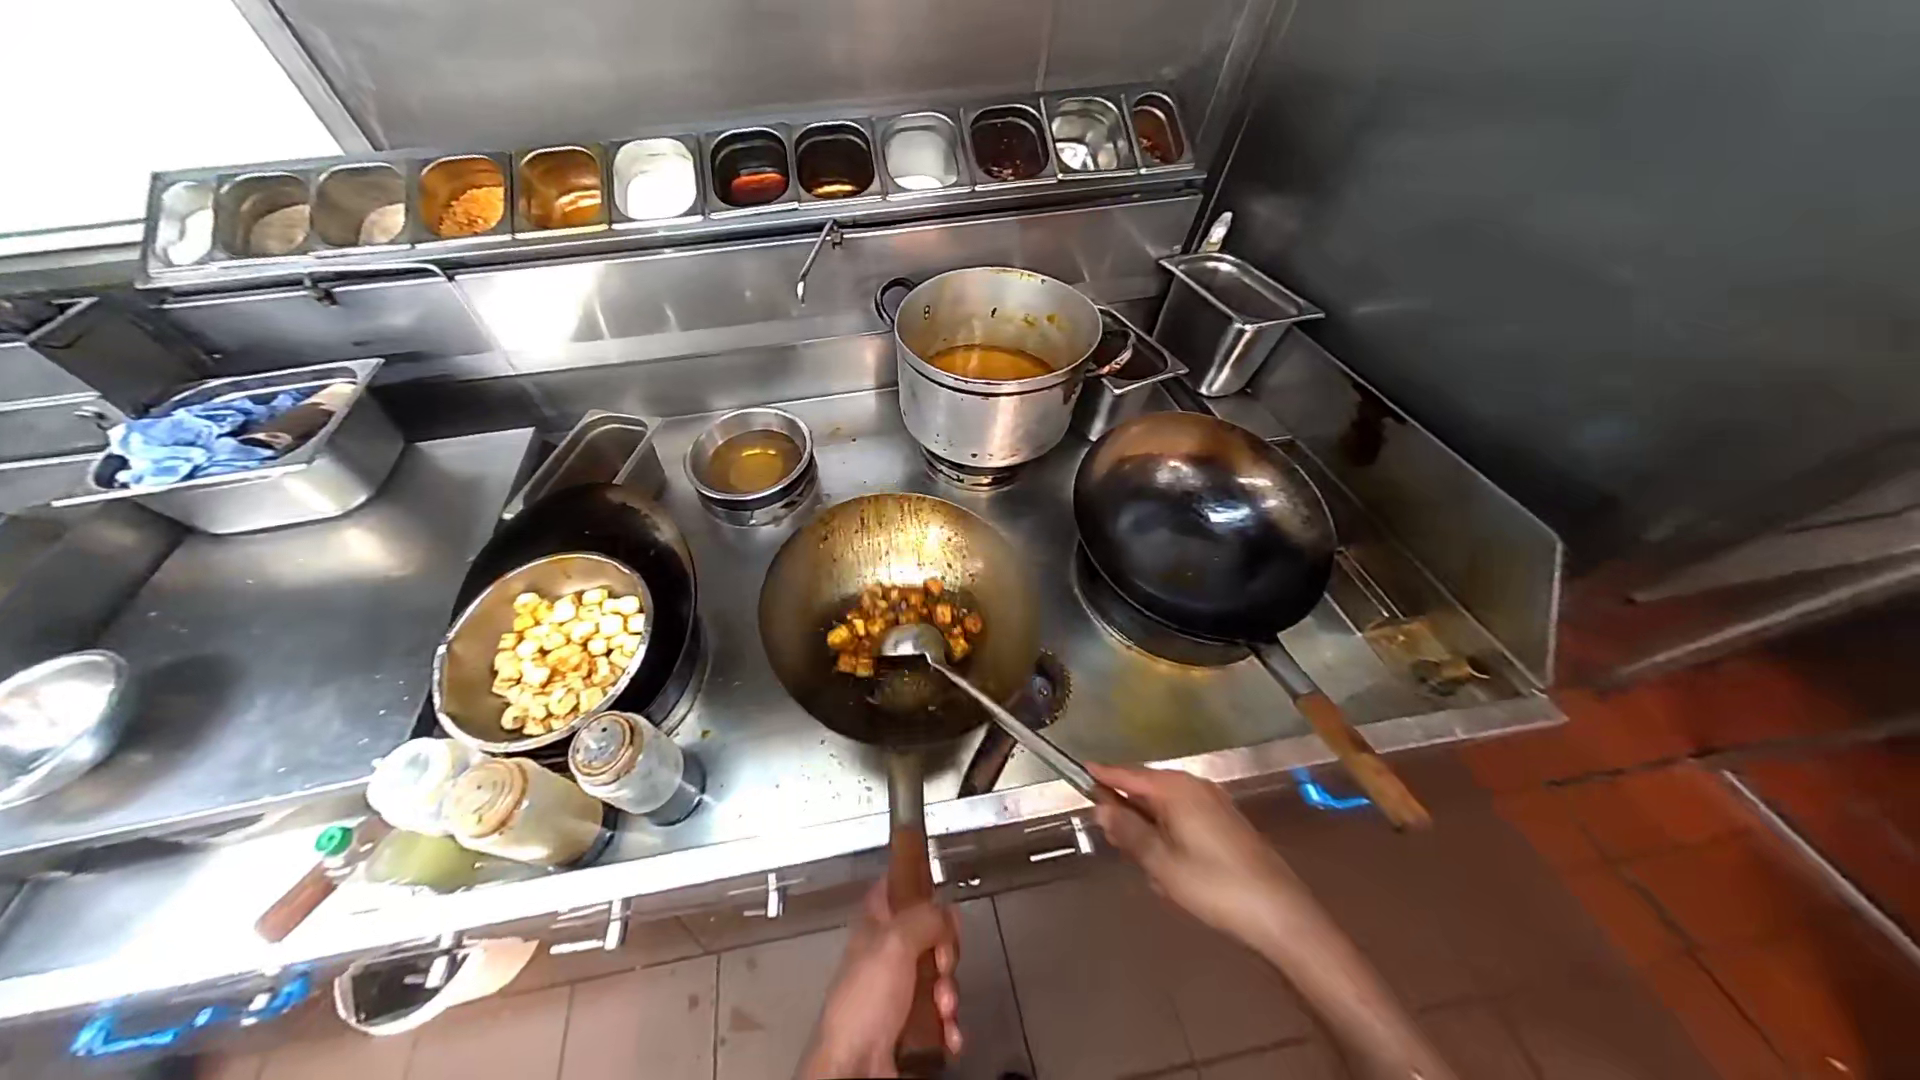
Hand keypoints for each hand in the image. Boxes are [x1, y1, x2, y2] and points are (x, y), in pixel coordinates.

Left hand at [795, 881, 961, 1078]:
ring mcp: (897, 992)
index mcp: (874, 926)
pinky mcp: (909, 1027)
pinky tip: (949, 1036)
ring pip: (938, 976)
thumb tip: (948, 911)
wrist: (854, 1069)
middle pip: (928, 935)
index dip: (918, 889)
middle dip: (946, 953)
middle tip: (944, 966)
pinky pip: (940, 1015)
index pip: (895, 888)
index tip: (941, 904)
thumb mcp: (896, 942)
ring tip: (944, 1011)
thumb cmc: (868, 997)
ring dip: (949, 993)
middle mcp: (885, 955)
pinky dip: (949, 1025)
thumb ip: (925, 917)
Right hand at [1089, 764, 1301, 945]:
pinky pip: (1182, 819)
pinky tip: (1171, 871)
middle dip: (1126, 812)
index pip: (1127, 774)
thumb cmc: (1215, 886)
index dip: (1102, 775)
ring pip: (1163, 808)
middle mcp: (1193, 786)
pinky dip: (1168, 837)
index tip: (1078, 772)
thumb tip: (1100, 807)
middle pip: (1145, 789)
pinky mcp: (1224, 822)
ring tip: (1149, 869)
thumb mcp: (1161, 863)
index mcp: (1175, 789)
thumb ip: (1128, 831)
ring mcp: (1212, 803)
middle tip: (1115, 843)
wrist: (1282, 914)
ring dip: (1149, 832)